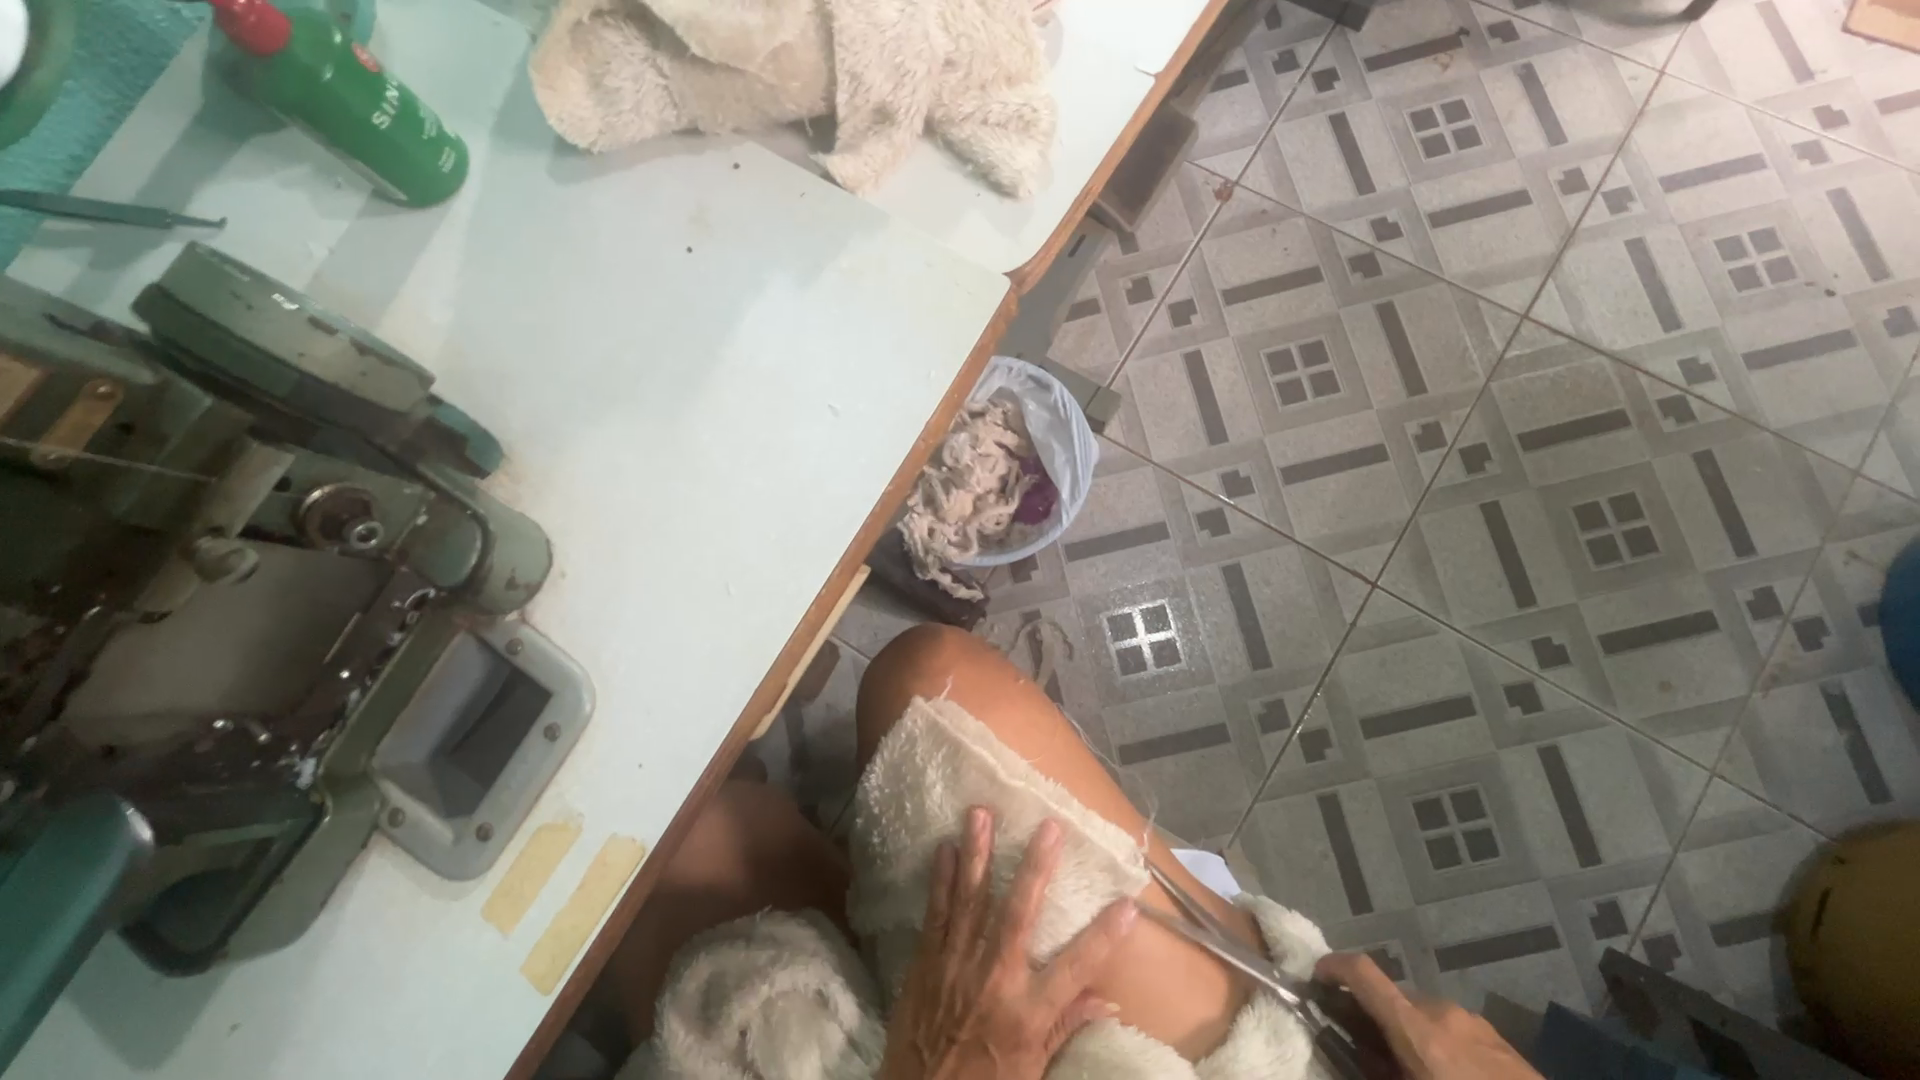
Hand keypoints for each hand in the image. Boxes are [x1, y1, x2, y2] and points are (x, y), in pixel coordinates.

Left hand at [878, 807, 1139, 1079]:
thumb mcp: (1034, 1068)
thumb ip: (1066, 1025)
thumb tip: (1108, 999)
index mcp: (1026, 1013)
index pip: (1076, 968)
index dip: (1104, 937)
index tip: (1129, 904)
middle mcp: (993, 980)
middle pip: (1018, 915)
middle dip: (1035, 868)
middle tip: (1049, 826)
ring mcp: (955, 965)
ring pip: (970, 900)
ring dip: (977, 854)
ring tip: (981, 813)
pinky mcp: (925, 961)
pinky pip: (935, 913)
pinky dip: (940, 879)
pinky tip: (943, 848)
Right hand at [1314, 952, 1542, 1079]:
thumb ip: (1378, 1073)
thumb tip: (1364, 1062)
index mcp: (1416, 1030)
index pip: (1363, 972)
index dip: (1333, 967)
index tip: (1315, 980)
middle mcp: (1443, 1014)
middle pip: (1393, 1001)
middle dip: (1375, 1024)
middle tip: (1372, 1062)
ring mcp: (1477, 1026)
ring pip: (1426, 1020)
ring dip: (1410, 1040)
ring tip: (1414, 1074)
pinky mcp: (1503, 1045)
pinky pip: (1456, 1035)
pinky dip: (1441, 1051)